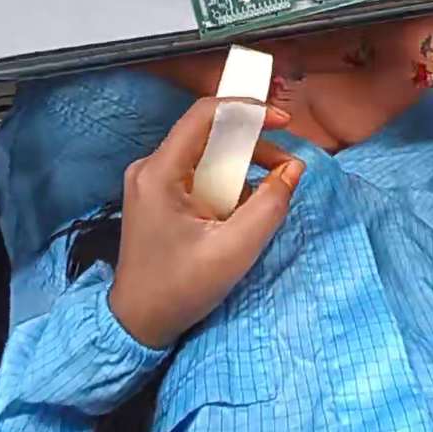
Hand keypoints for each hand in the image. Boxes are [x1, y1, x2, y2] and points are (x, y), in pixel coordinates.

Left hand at [110, 98, 305, 347]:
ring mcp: (150, 181)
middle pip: (208, 134)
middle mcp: (150, 168)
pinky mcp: (157, 195)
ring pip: (206, 155)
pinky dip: (225, 185)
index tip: (282, 121)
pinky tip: (237, 214)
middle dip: (251, 146)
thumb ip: (269, 205)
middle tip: (284, 168)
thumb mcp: (234, 250)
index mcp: (159, 174)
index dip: (247, 110)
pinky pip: (198, 174)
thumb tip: (293, 168)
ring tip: (263, 199)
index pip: (204, 115)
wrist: (139, 321)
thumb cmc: (180, 289)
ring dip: (240, 169)